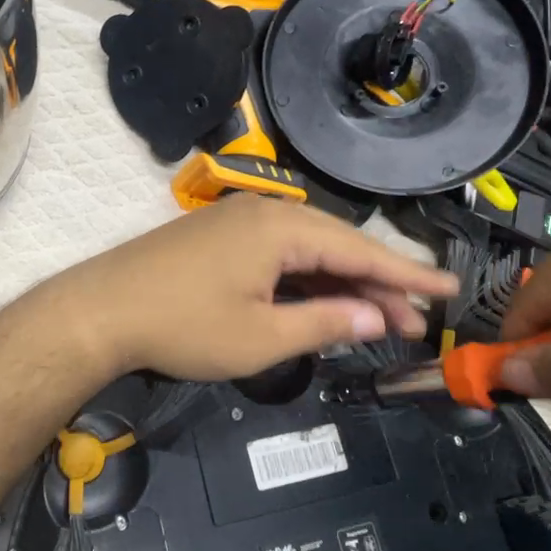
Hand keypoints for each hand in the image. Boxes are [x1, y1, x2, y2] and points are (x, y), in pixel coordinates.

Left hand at [45, 198, 457, 382]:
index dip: (408, 275)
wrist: (100, 310)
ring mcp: (236, 220)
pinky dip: (305, 278)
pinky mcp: (217, 235)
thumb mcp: (261, 337)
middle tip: (414, 322)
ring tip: (378, 319)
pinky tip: (322, 303)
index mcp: (281, 229)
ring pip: (308, 249)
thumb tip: (377, 316)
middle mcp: (264, 212)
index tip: (450, 291)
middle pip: (337, 245)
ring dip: (341, 283)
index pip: (361, 251)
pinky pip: (278, 251)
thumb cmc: (183, 326)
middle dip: (377, 284)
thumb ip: (325, 324)